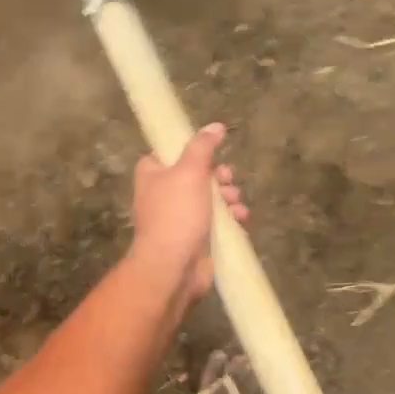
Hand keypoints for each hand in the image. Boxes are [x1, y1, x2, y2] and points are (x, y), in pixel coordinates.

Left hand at [130, 123, 249, 298]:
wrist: (173, 267)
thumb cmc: (176, 214)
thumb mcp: (189, 171)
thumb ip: (203, 146)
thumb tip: (215, 126)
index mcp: (153, 173)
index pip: (172, 152)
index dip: (195, 150)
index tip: (213, 152)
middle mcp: (163, 194)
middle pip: (198, 175)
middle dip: (220, 177)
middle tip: (228, 180)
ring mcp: (179, 218)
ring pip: (212, 199)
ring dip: (229, 199)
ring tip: (235, 205)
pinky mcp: (196, 238)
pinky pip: (218, 222)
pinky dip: (231, 219)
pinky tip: (241, 220)